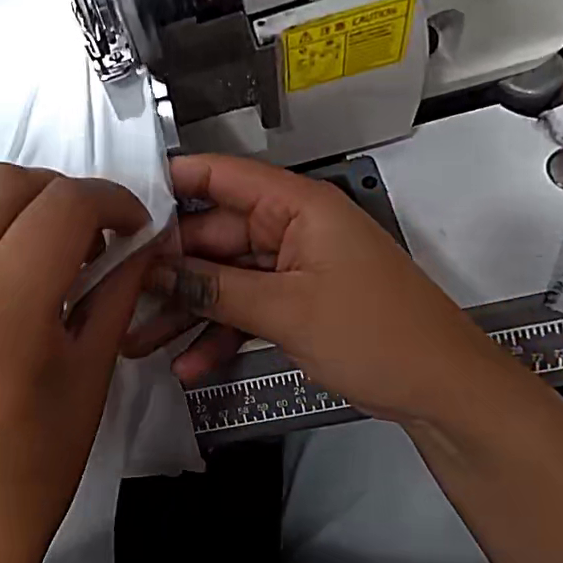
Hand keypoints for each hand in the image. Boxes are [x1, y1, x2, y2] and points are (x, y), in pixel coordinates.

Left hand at [0, 163, 152, 555]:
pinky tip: (12, 283)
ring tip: (57, 257)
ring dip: (24, 212)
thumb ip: (119, 285)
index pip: (61, 206)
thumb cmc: (38, 463)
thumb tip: (143, 236)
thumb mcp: (94, 367)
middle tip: (97, 232)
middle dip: (64, 192)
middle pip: (3, 183)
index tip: (135, 224)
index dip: (111, 200)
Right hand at [125, 154, 506, 423]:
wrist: (439, 385)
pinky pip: (249, 307)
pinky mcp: (303, 302)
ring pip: (228, 277)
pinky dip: (222, 330)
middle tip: (124, 292)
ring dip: (190, 308)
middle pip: (218, 235)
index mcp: (301, 207)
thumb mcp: (288, 310)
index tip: (126, 203)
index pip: (225, 176)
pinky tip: (191, 360)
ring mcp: (299, 268)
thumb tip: (163, 271)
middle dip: (171, 268)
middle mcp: (298, 229)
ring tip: (143, 338)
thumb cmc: (384, 334)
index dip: (173, 184)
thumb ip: (218, 289)